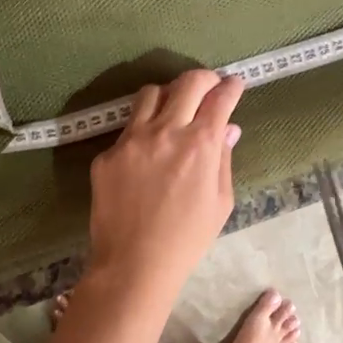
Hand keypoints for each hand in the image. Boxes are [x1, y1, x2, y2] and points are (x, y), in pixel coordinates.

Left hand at [87, 70, 243, 281]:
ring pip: (150, 94)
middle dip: (204, 79)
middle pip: (187, 82)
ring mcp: (132, 140)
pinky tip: (147, 155)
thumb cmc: (187, 239)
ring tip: (173, 110)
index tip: (234, 85)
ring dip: (168, 96)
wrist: (134, 263)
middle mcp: (166, 131)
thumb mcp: (220, 201)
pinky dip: (143, 133)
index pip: (220, 98)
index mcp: (200, 144)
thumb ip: (223, 158)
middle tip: (209, 87)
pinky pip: (128, 130)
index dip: (231, 86)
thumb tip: (228, 129)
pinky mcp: (107, 154)